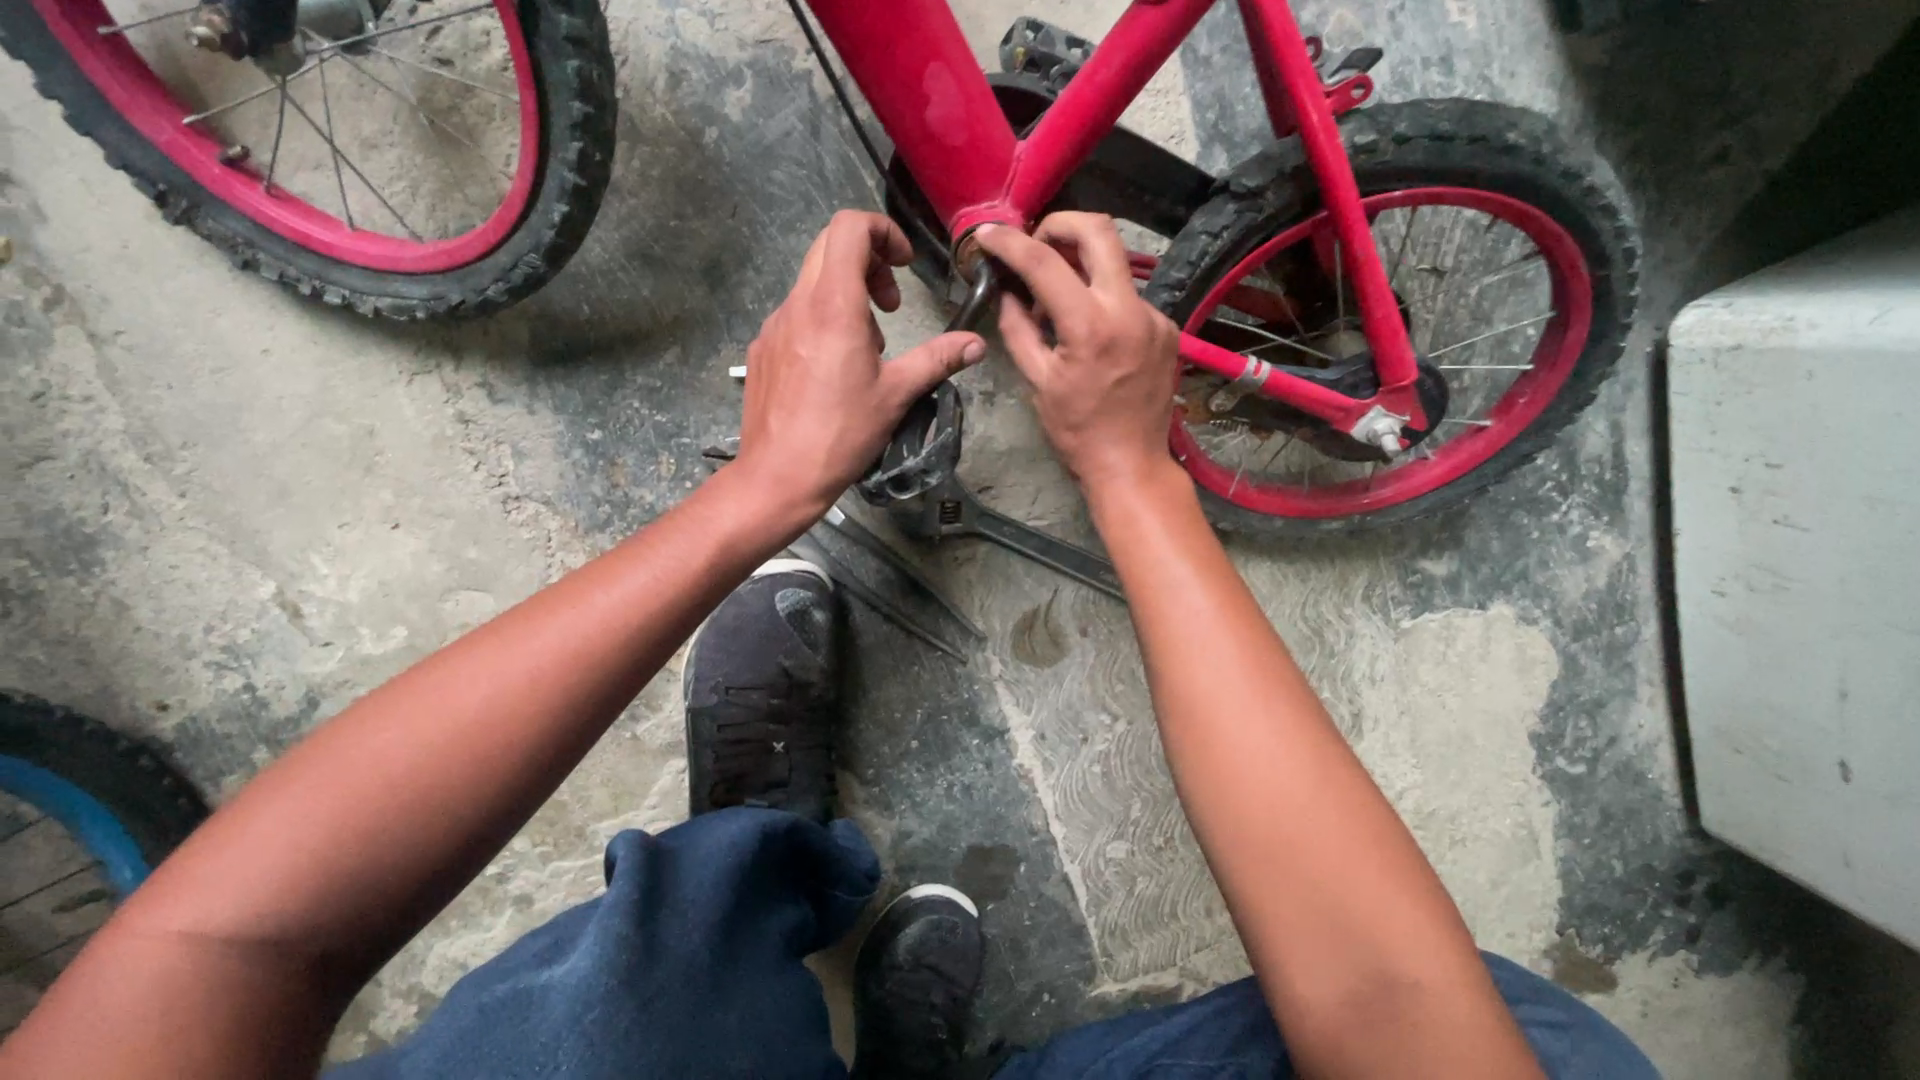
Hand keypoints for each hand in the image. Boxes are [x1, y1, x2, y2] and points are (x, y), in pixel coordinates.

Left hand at [734, 210, 986, 518]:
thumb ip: (938, 359)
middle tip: (890, 305)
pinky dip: (823, 321)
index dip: (883, 232)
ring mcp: (774, 325)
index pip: (849, 228)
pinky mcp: (762, 349)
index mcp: (833, 306)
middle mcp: (797, 304)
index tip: (903, 266)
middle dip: (869, 262)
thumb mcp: (897, 394)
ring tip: (868, 348)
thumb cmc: (841, 434)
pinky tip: (834, 369)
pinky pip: (796, 315)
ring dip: (848, 296)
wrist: (778, 476)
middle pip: (830, 247)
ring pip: (812, 284)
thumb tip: (977, 343)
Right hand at [974, 213, 1181, 490]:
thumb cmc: (1077, 432)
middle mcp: (1130, 311)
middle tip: (1035, 244)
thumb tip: (1006, 292)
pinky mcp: (1166, 328)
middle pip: (1100, 230)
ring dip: (1080, 268)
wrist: (1131, 464)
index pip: (1046, 263)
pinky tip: (1088, 331)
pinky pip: (1128, 297)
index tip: (989, 234)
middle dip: (1060, 225)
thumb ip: (1018, 329)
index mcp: (1092, 327)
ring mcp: (1155, 317)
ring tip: (1054, 304)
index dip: (1011, 242)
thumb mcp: (1037, 381)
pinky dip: (1101, 301)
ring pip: (1115, 265)